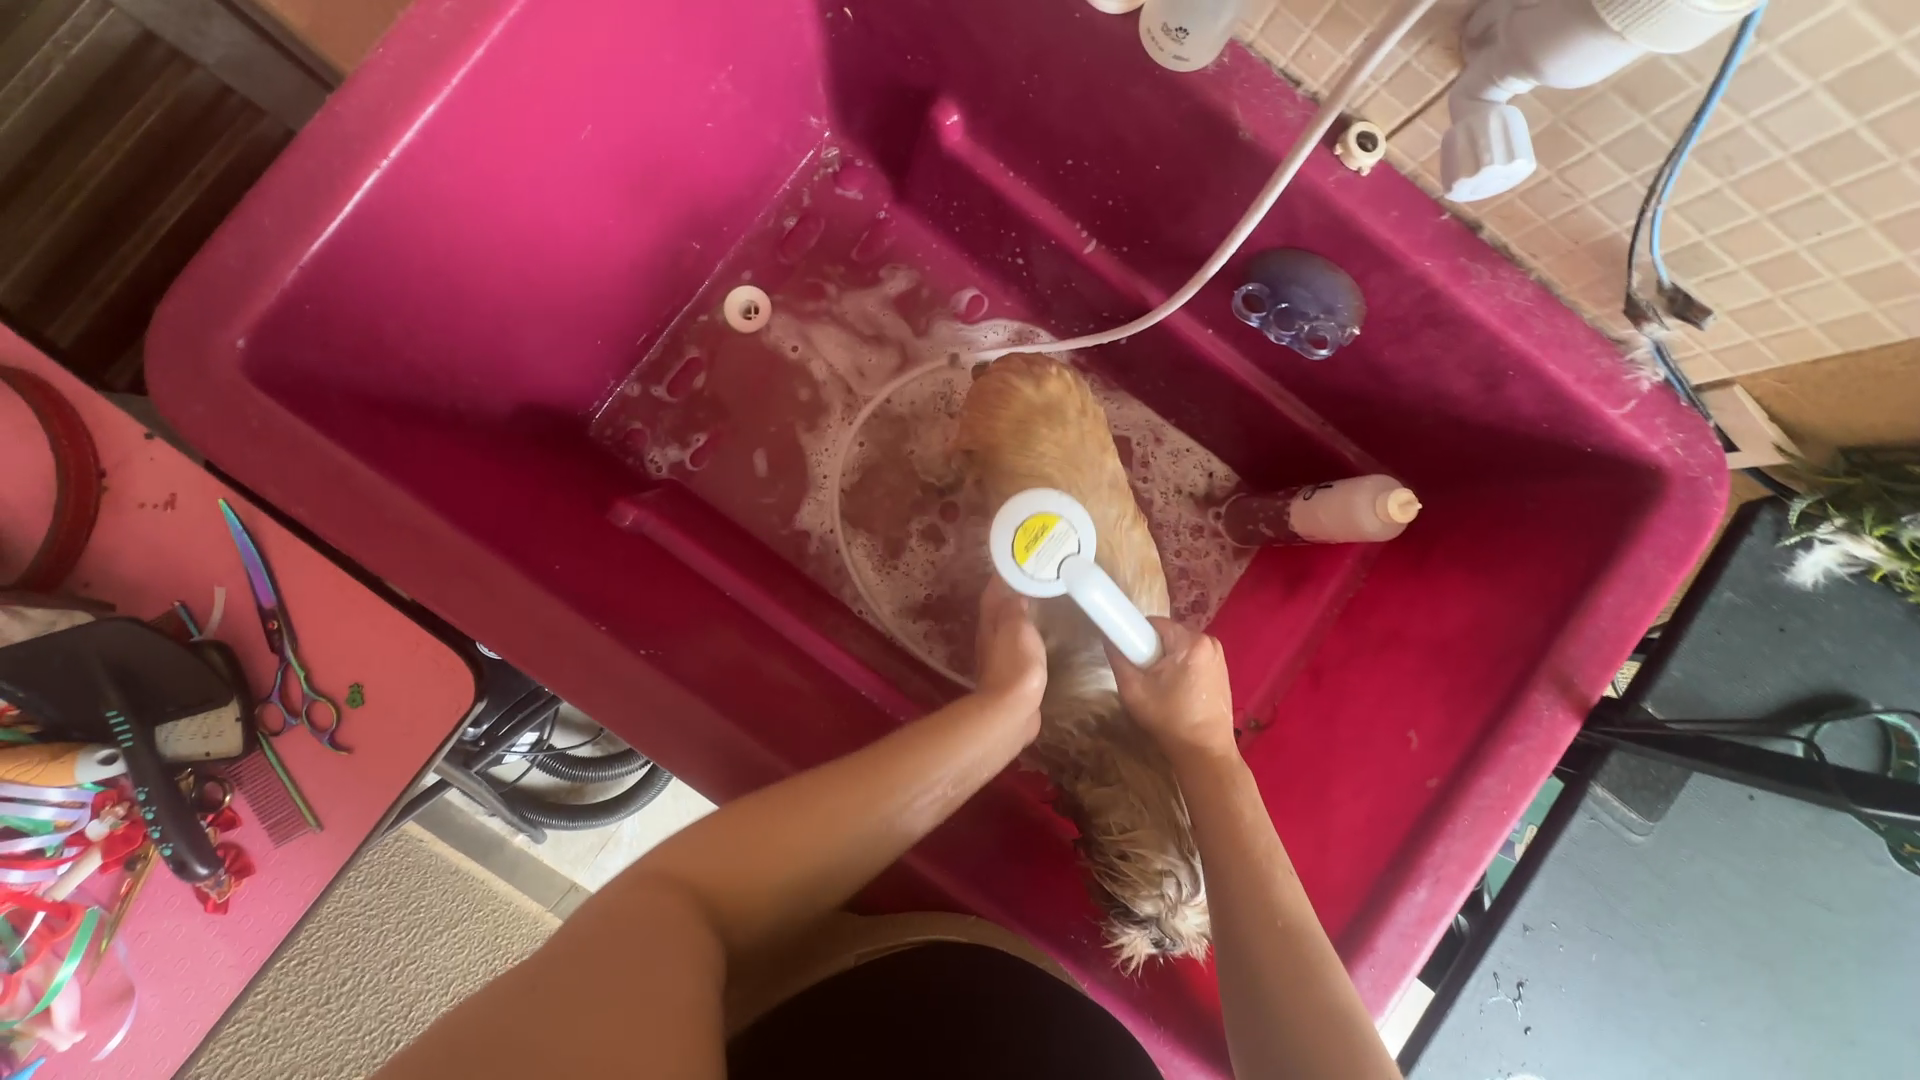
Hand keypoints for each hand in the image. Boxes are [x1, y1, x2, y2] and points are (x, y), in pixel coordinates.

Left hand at [973, 577, 1046, 725]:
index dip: (1002, 577)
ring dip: (1019, 616)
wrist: (1012, 710)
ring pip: (1008, 629)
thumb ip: (1015, 608)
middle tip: (1032, 581)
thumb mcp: (1017, 628)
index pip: (993, 593)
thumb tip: (1013, 592)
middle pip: (998, 610)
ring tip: (1039, 604)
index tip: (1016, 562)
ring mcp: (999, 658)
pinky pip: (1019, 647)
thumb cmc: (1016, 664)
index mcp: (990, 623)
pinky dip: (1027, 637)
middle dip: (1011, 595)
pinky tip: (1039, 636)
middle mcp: (990, 638)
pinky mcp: (1011, 675)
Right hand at [1105, 618, 1235, 761]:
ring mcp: (1218, 655)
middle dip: (1152, 651)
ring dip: (1166, 661)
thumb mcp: (1133, 689)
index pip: (1153, 623)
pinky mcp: (1221, 668)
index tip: (1131, 659)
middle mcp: (1209, 641)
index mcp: (1190, 642)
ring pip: (1178, 647)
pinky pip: (1191, 658)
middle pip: (1167, 634)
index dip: (1136, 638)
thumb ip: (1118, 658)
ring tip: (1160, 688)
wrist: (1205, 751)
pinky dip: (1180, 668)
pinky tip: (1177, 692)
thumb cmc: (1169, 720)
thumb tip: (1109, 636)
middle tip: (1144, 678)